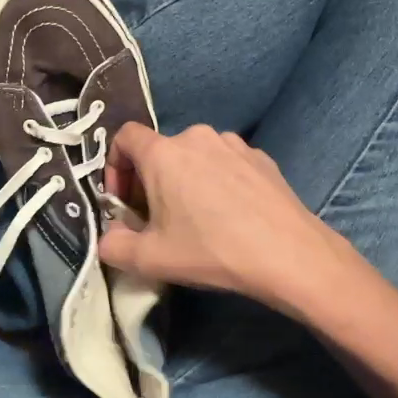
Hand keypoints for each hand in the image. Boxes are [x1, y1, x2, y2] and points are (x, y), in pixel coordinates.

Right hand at [98, 124, 359, 311]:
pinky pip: (225, 164)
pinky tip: (230, 216)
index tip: (123, 201)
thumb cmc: (211, 251)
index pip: (124, 137)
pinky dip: (217, 182)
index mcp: (163, 153)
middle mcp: (196, 137)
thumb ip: (113, 247)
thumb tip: (108, 239)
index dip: (115, 166)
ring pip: (194, 156)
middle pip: (160, 151)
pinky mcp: (262, 158)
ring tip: (195, 218)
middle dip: (149, 181)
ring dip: (184, 180)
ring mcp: (233, 144)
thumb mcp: (149, 260)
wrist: (289, 255)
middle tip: (156, 220)